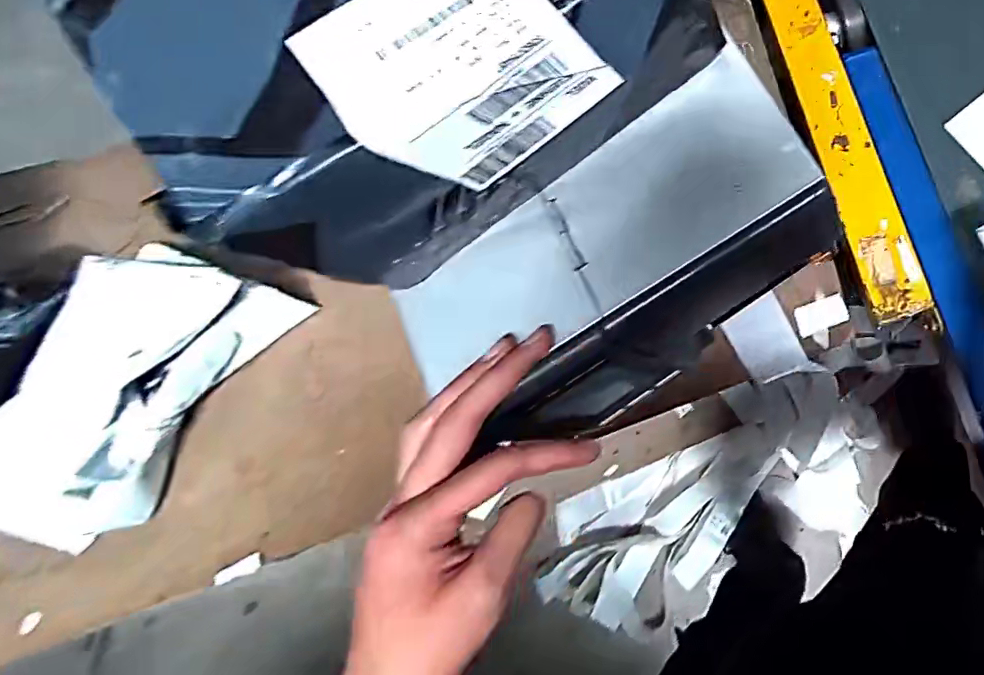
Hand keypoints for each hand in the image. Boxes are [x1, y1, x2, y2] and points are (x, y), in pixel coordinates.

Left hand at [346, 328, 597, 674]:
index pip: (492, 467)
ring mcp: (396, 502)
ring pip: (427, 424)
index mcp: (416, 524)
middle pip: (449, 422)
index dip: (546, 453)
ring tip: (502, 349)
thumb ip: (512, 533)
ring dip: (468, 381)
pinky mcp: (406, 506)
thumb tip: (532, 491)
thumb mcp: (482, 595)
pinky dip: (453, 406)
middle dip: (496, 375)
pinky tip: (473, 393)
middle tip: (535, 339)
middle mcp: (399, 503)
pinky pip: (426, 442)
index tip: (587, 452)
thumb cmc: (432, 644)